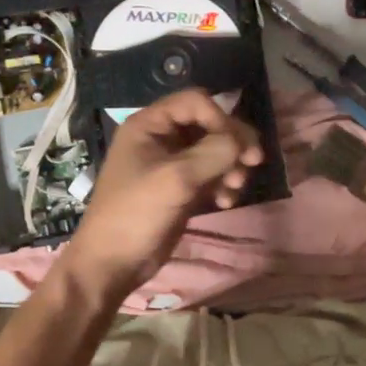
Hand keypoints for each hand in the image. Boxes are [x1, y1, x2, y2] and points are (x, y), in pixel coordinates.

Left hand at [65, 89, 265, 293]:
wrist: (113, 264)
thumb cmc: (136, 214)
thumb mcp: (176, 179)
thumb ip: (214, 153)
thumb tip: (244, 142)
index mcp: (149, 125)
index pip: (196, 102)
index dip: (221, 118)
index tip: (237, 146)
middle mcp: (161, 138)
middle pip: (210, 124)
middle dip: (233, 143)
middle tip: (253, 163)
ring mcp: (172, 163)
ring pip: (215, 150)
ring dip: (232, 165)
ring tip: (235, 188)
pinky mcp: (181, 187)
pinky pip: (212, 173)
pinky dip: (224, 183)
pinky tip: (226, 202)